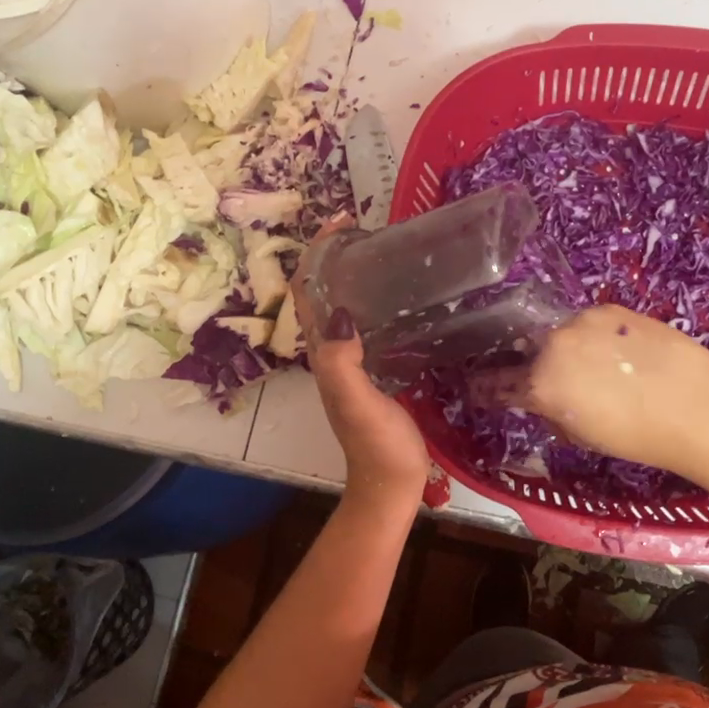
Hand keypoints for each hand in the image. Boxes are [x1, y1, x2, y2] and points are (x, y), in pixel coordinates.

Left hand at [292, 221, 431, 503]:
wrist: (392, 484)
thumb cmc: (378, 445)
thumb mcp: (358, 403)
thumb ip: (342, 363)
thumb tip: (339, 313)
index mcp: (324, 354)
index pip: (308, 293)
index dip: (316, 254)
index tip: (341, 223)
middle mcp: (332, 352)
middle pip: (323, 293)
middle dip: (335, 256)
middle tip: (366, 229)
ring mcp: (352, 360)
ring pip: (345, 305)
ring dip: (354, 274)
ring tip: (383, 249)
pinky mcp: (374, 368)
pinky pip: (368, 323)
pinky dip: (376, 299)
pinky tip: (400, 293)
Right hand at [492, 305, 708, 478]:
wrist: (696, 406)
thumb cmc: (638, 437)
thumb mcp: (582, 437)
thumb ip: (552, 413)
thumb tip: (545, 401)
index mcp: (540, 384)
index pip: (496, 384)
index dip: (483, 388)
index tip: (475, 387)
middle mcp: (553, 344)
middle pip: (528, 350)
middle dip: (531, 364)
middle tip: (550, 379)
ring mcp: (582, 321)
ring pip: (560, 333)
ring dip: (565, 347)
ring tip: (593, 366)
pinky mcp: (611, 308)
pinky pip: (589, 323)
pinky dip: (594, 336)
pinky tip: (616, 353)